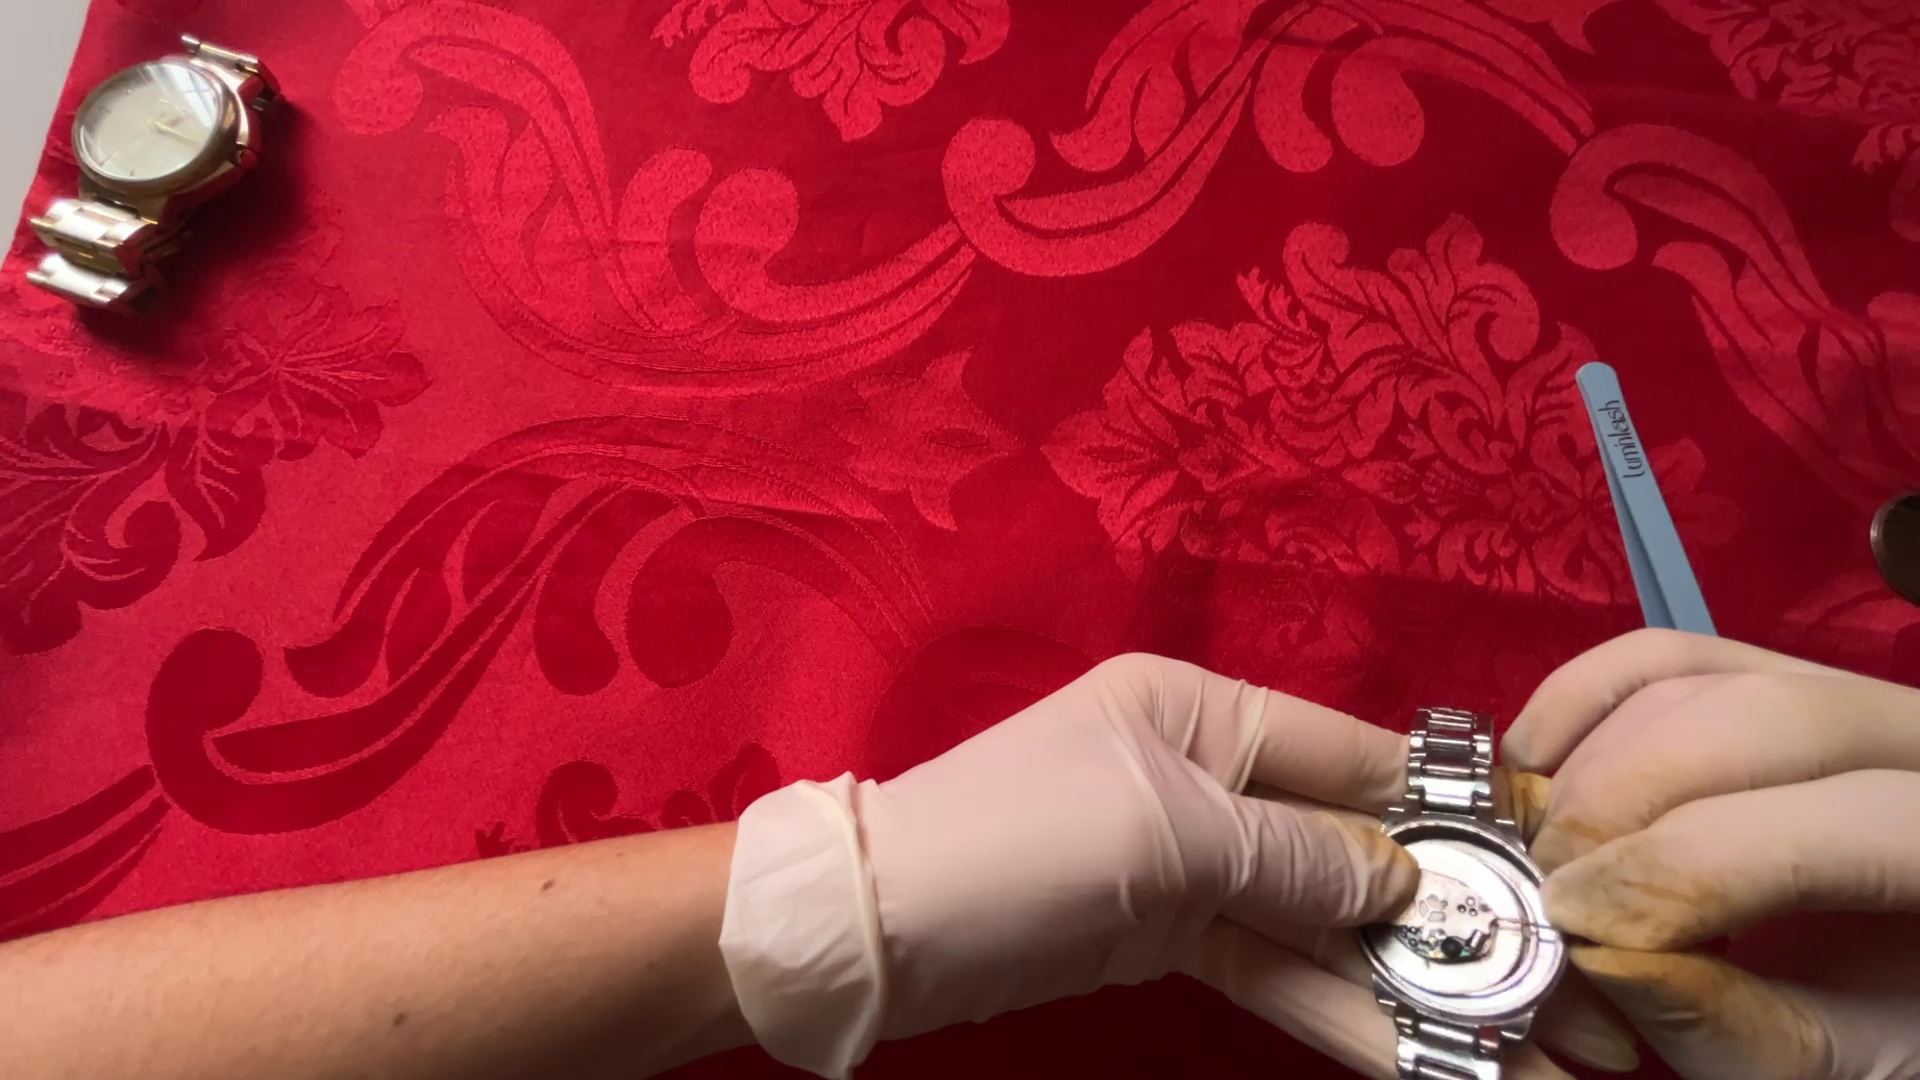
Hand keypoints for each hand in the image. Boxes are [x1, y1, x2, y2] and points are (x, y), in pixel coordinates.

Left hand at [722, 654, 1629, 1078]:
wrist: (900, 920)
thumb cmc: (1031, 835)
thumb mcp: (1169, 830)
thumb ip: (1292, 857)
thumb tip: (1404, 882)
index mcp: (1192, 708)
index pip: (1334, 745)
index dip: (1427, 797)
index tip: (1534, 850)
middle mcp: (1197, 769)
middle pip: (1332, 834)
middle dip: (1428, 904)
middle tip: (1549, 978)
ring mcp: (1184, 853)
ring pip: (1308, 909)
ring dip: (1395, 973)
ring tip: (1511, 1040)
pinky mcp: (1165, 923)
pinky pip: (1265, 956)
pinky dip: (1329, 1000)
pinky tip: (1410, 1050)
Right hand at [1505, 629, 1919, 1079]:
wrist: (1899, 956)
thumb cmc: (1887, 1030)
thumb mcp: (1840, 1066)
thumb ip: (1732, 1025)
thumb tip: (1585, 944)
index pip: (1838, 827)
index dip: (1682, 870)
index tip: (1574, 921)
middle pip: (1751, 721)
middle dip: (1618, 799)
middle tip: (1551, 875)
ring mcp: (1837, 689)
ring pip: (1683, 679)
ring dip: (1584, 758)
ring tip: (1545, 836)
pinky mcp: (1756, 672)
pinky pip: (1650, 654)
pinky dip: (1570, 696)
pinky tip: (1531, 756)